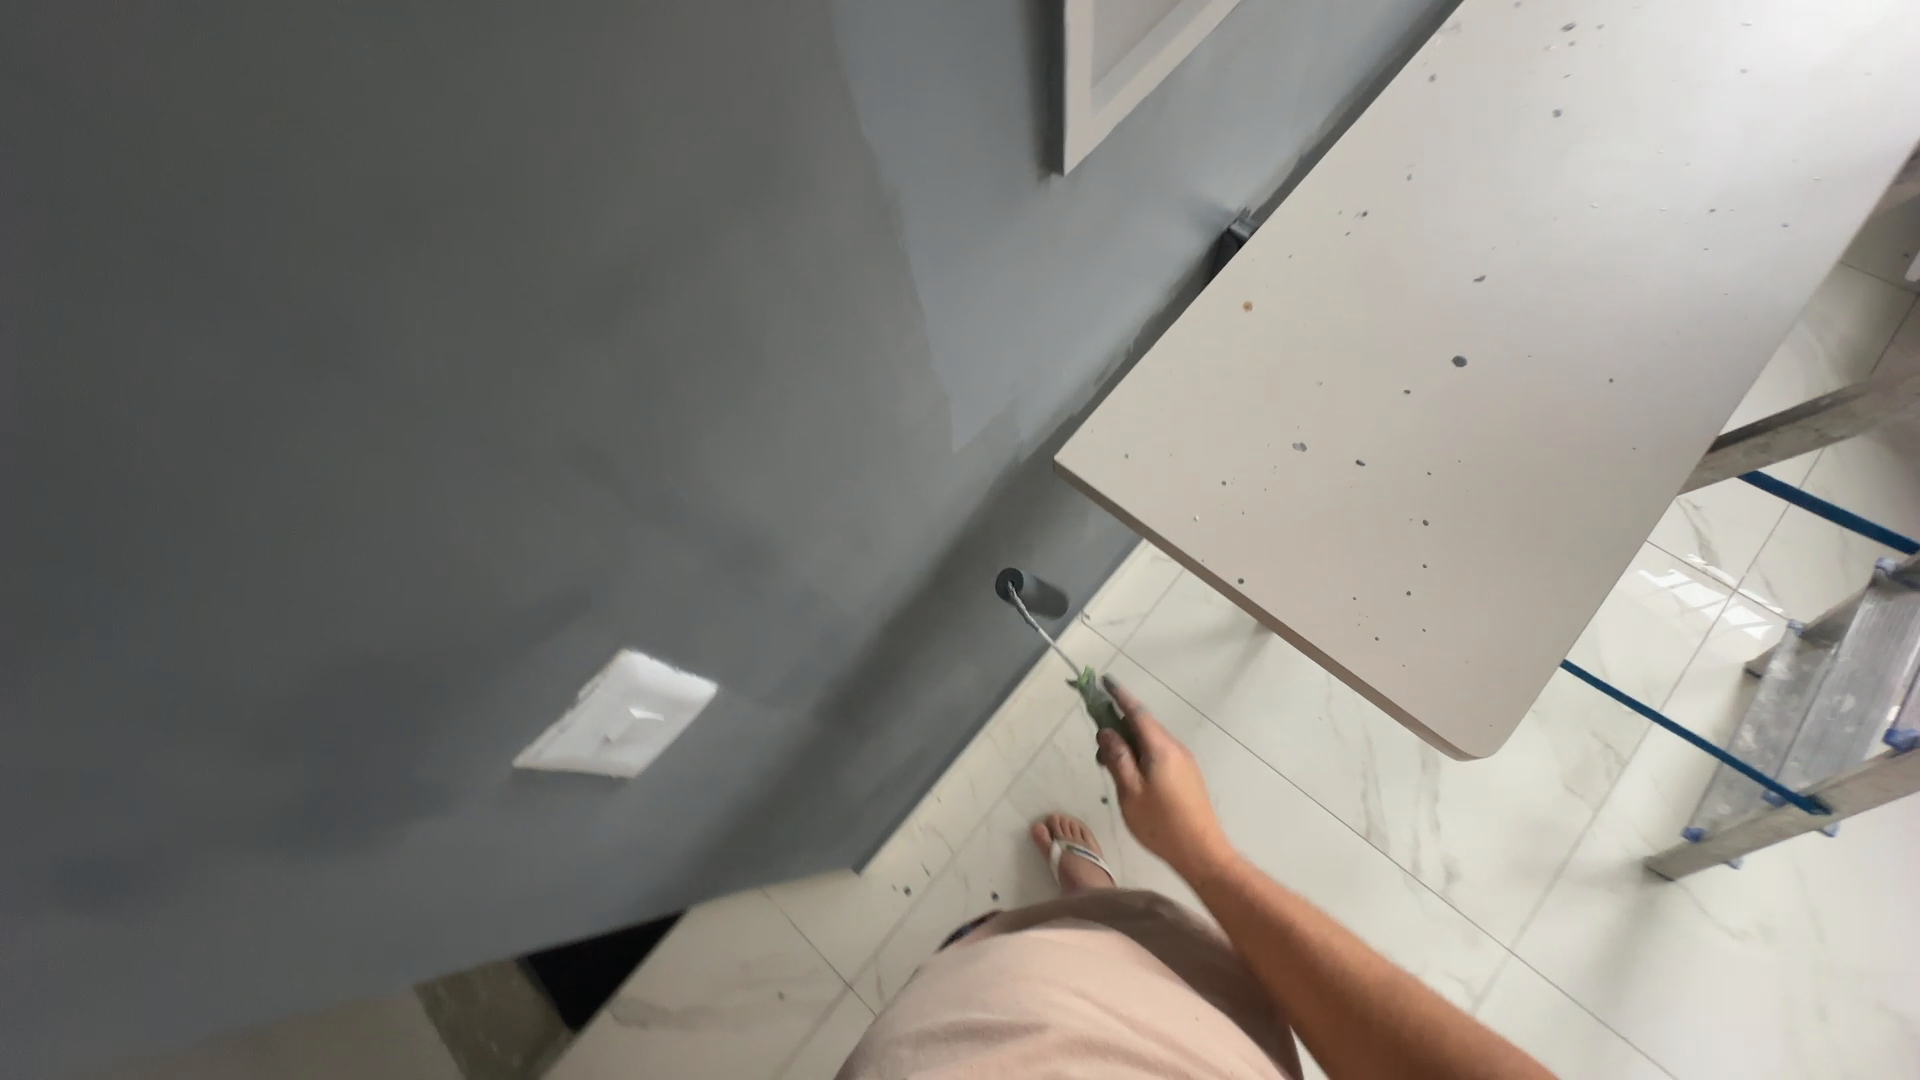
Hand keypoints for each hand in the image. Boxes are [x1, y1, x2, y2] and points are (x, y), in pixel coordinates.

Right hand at [1096, 676, 1235, 880]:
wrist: (1203, 853)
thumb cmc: (1161, 824)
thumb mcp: (1130, 792)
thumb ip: (1117, 758)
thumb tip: (1107, 732)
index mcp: (1160, 748)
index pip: (1136, 712)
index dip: (1119, 695)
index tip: (1103, 681)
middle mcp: (1175, 748)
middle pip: (1143, 725)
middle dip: (1118, 726)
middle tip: (1098, 747)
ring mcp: (1184, 761)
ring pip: (1150, 741)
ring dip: (1128, 744)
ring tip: (1110, 766)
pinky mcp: (1187, 775)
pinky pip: (1158, 753)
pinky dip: (1140, 754)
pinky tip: (1130, 775)